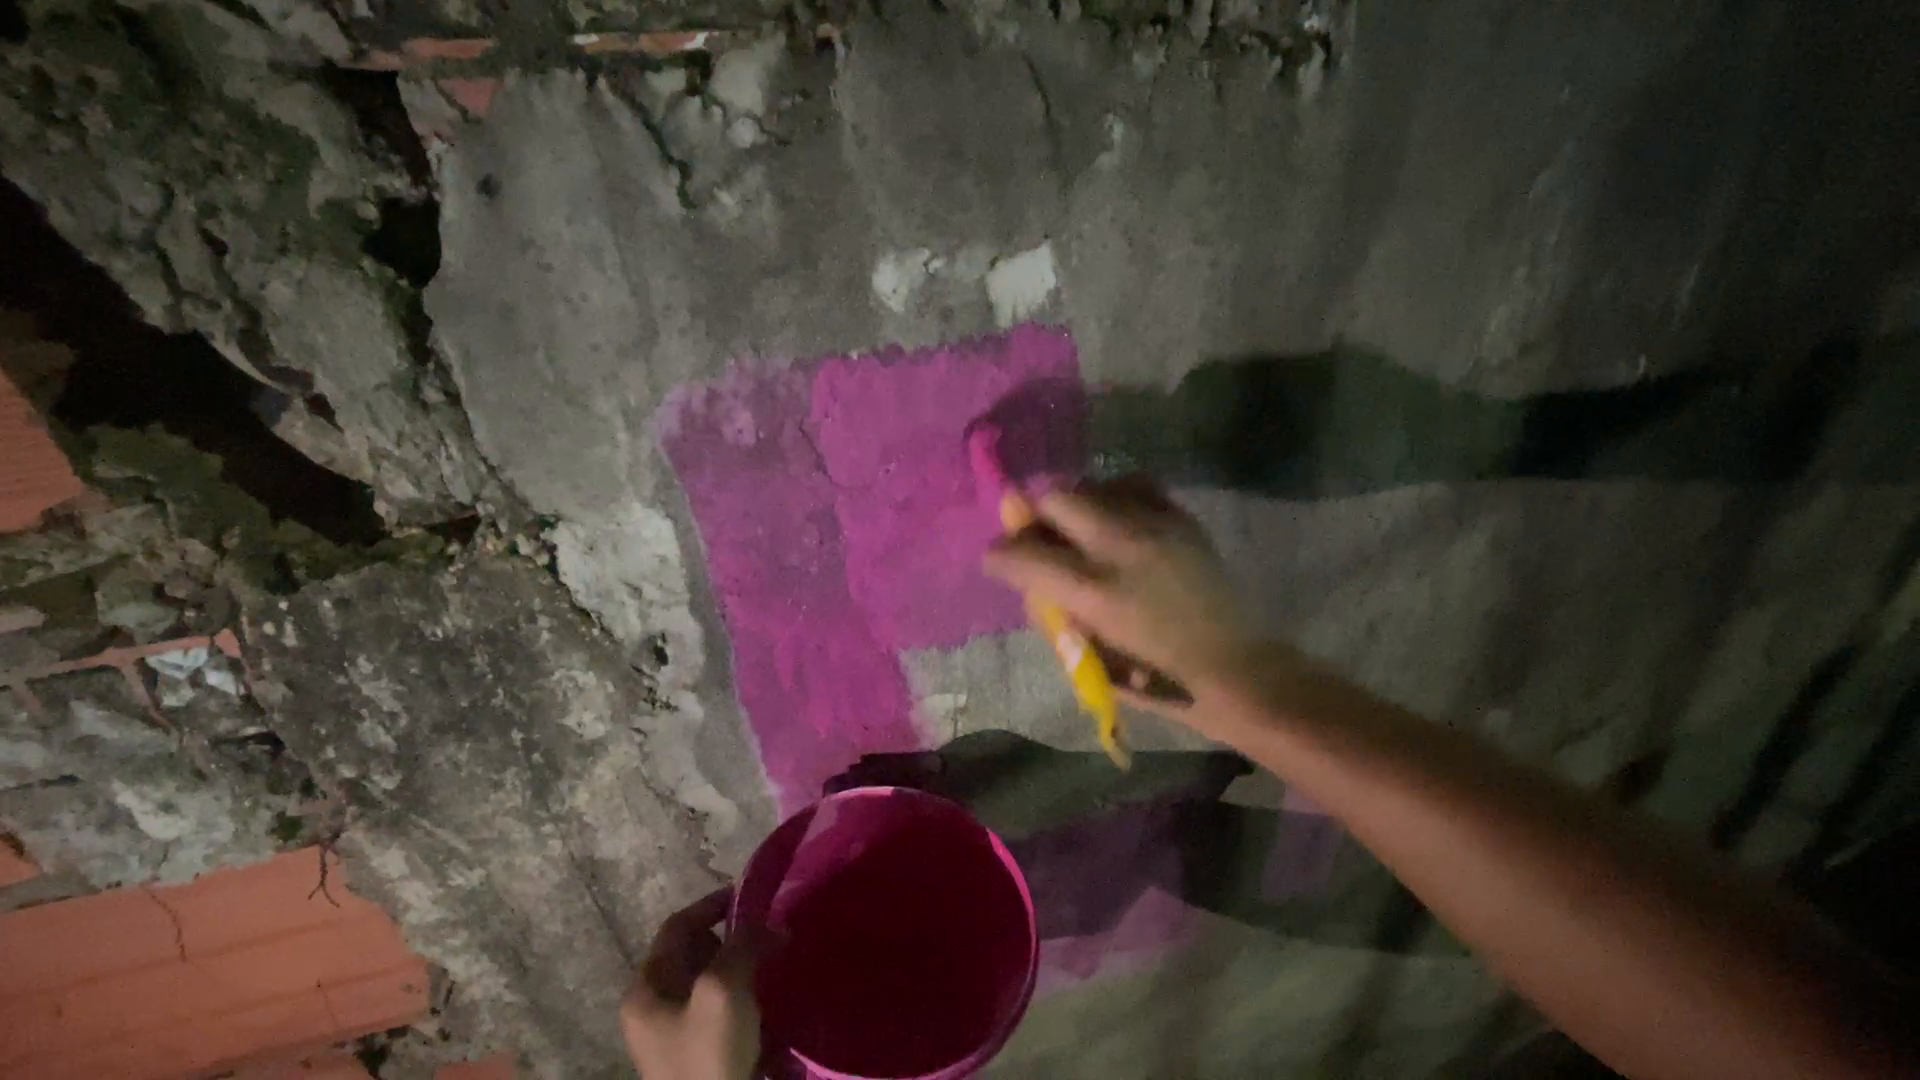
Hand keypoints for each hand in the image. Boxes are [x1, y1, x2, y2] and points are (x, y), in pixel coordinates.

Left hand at [620, 887, 763, 1079]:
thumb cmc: (708, 1057)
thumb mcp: (724, 990)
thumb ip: (743, 944)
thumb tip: (768, 924)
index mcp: (645, 989)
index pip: (676, 926)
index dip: (712, 905)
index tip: (750, 897)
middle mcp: (651, 1009)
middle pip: (691, 952)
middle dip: (729, 936)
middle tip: (766, 933)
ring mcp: (671, 1037)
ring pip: (706, 981)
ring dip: (738, 966)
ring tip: (772, 963)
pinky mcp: (694, 1057)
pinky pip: (717, 1010)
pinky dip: (741, 996)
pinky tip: (766, 1001)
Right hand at [981, 478, 1263, 721]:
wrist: (1235, 666)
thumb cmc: (1158, 679)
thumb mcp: (1091, 660)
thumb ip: (1056, 614)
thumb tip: (1031, 580)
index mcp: (1094, 591)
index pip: (1021, 554)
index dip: (999, 556)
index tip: (998, 562)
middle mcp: (1120, 545)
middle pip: (1055, 497)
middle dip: (1038, 518)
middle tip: (1043, 541)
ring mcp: (1155, 525)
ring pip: (1092, 485)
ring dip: (1076, 507)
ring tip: (1083, 533)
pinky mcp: (1181, 518)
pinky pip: (1133, 485)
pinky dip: (1116, 498)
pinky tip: (1119, 523)